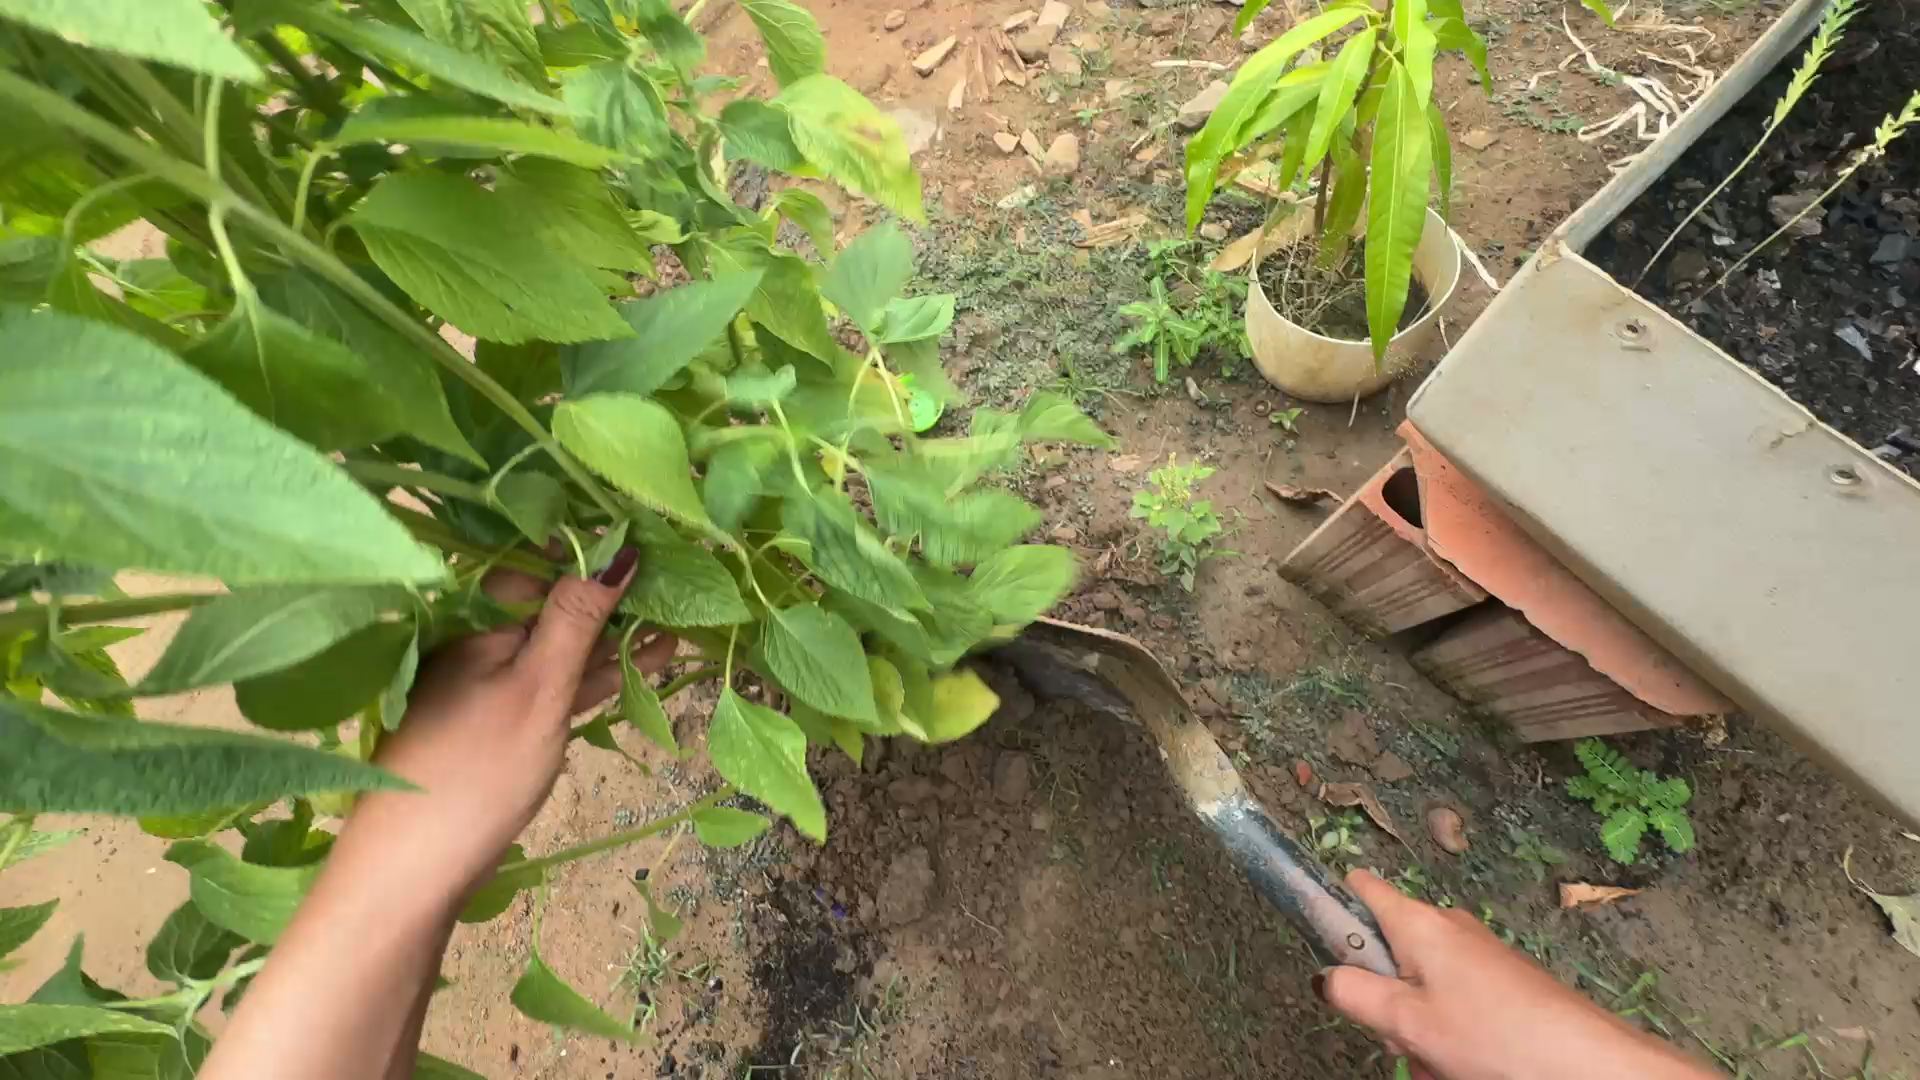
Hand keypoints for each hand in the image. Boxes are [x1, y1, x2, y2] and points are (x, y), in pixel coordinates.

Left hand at [339, 549, 677, 908]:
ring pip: (570, 645)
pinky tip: (649, 660)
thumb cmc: (477, 768)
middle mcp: (485, 644)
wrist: (417, 873)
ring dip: (621, 634)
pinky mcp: (516, 717)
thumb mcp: (538, 685)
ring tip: (680, 619)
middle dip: (615, 592)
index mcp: (475, 624)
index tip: (645, 538)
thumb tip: (619, 550)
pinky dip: (605, 671)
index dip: (590, 550)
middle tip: (676, 578)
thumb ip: (577, 617)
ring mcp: (500, 683)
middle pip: (558, 604)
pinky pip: (568, 680)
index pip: (538, 566)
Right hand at [1320, 870, 1716, 1079]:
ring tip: (1442, 1066)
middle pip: (1392, 946)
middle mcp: (1447, 925)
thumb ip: (1355, 995)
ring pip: (1426, 981)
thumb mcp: (1409, 1024)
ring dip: (1421, 1021)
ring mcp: (1482, 953)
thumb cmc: (1495, 1038)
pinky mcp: (1512, 983)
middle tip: (1398, 1037)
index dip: (1337, 906)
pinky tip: (1472, 1067)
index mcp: (1416, 921)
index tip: (1334, 950)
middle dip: (1385, 992)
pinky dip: (1456, 1029)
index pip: (1360, 885)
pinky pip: (1461, 998)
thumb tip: (1323, 977)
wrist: (1605, 1072)